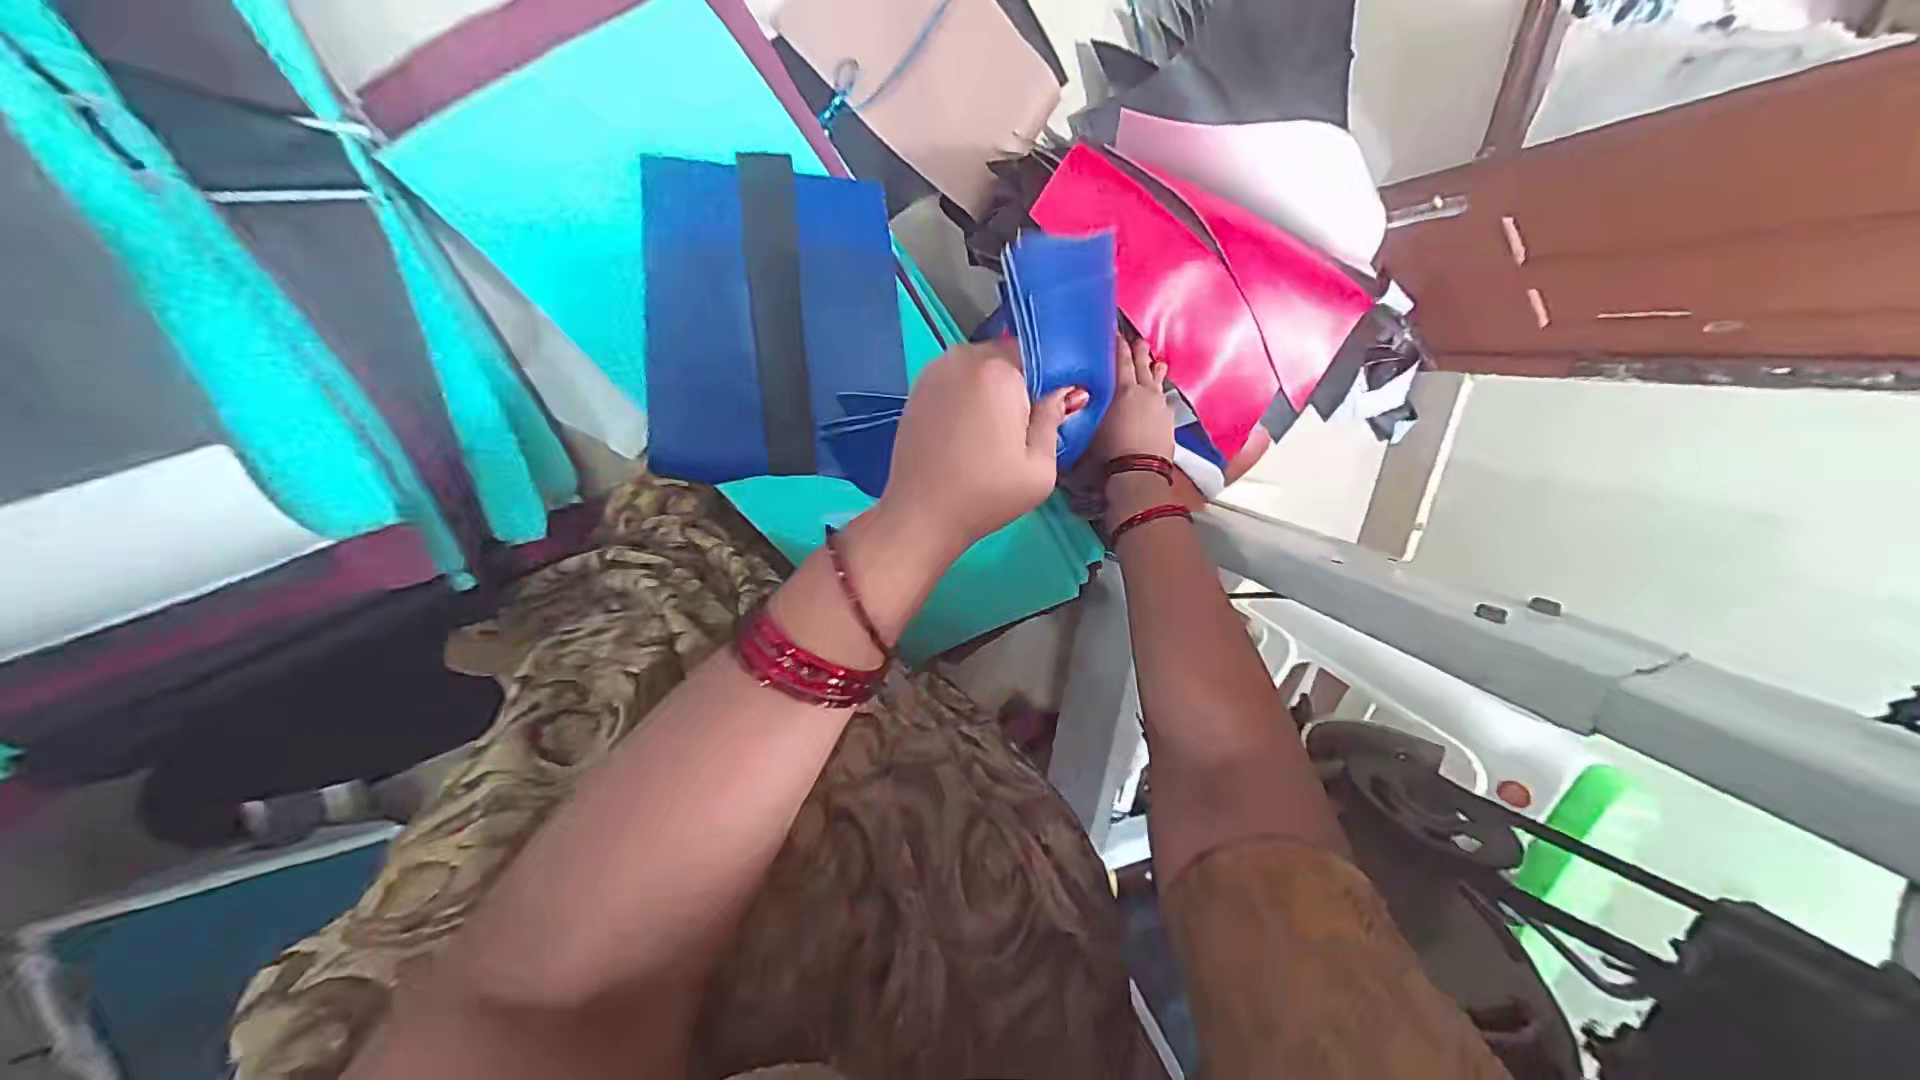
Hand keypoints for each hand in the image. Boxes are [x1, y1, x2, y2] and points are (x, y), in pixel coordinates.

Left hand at [874, 340, 1085, 556]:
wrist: (921, 515)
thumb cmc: (985, 496)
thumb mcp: (1039, 467)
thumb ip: (1054, 419)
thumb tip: (1066, 392)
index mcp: (998, 371)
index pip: (1040, 356)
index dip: (1051, 384)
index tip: (1052, 413)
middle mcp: (963, 358)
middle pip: (1008, 358)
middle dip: (1020, 385)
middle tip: (1021, 430)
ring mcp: (935, 371)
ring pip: (980, 368)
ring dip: (993, 391)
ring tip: (993, 434)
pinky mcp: (918, 389)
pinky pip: (957, 380)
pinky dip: (968, 397)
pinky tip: (969, 432)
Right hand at [1090, 336, 1173, 462]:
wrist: (1139, 471)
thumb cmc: (1110, 450)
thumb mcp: (1091, 427)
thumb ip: (1086, 411)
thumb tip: (1073, 403)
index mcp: (1125, 390)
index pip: (1122, 360)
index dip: (1119, 345)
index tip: (1117, 333)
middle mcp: (1146, 393)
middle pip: (1143, 365)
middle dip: (1139, 350)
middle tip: (1137, 339)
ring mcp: (1161, 406)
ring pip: (1158, 381)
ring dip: (1155, 370)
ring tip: (1157, 362)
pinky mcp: (1169, 421)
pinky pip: (1164, 401)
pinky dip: (1160, 395)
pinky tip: (1160, 398)